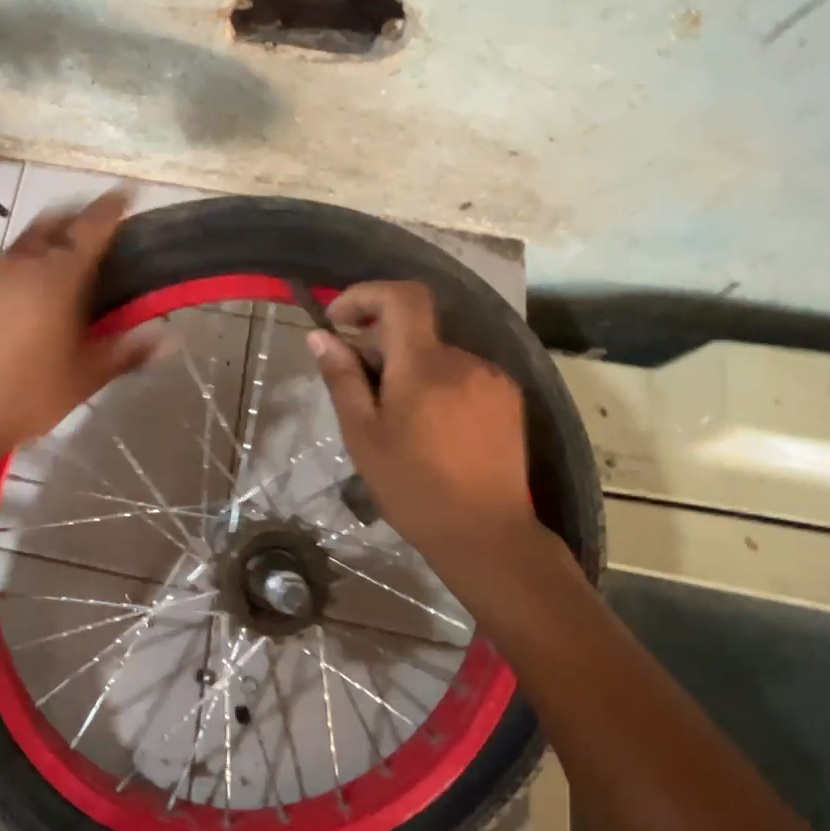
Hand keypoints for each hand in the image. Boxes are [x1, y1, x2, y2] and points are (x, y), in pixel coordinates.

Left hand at [0, 191, 157, 483]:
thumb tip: (168, 336)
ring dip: (38, 251)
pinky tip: (10, 305)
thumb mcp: (82, 381)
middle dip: (73, 219)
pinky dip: (8, 275)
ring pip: (17, 249)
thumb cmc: (24, 400)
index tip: (123, 192)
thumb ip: (126, 352)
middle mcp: (16, 264)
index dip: (109, 208)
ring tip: (49, 278)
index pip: (90, 228)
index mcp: (55, 280)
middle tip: (89, 232)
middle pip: (50, 225)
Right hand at [306, 281, 540, 573]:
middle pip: (414, 328)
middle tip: (357, 385)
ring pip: (436, 353)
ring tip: (394, 416)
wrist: (487, 535)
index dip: (365, 295)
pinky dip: (436, 383)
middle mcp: (463, 360)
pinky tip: (429, 426)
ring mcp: (491, 378)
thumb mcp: (363, 436)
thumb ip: (342, 379)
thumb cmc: (412, 488)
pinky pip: (461, 373)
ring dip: (408, 366)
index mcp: (423, 366)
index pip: (401, 298)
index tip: (339, 320)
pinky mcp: (508, 398)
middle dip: (379, 343)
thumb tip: (321, 336)